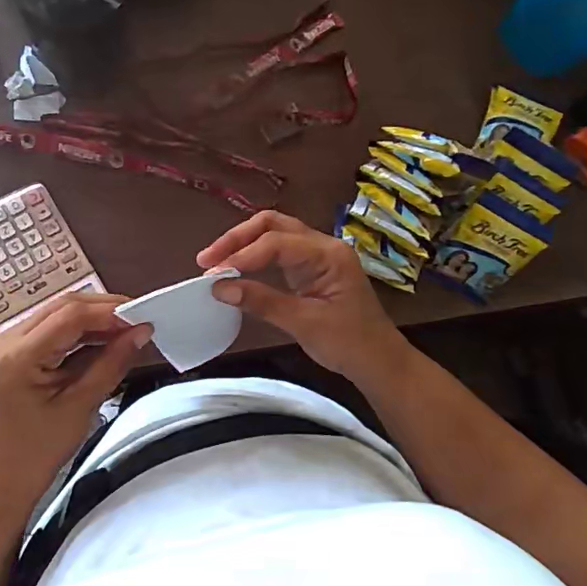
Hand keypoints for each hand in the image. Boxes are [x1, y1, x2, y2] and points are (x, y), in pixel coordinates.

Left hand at [0, 292, 151, 505]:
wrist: (8, 473)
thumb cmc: (41, 448)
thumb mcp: (82, 404)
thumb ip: (112, 363)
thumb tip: (141, 332)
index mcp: (19, 355)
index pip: (70, 316)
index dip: (109, 312)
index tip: (142, 318)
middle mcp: (9, 339)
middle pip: (64, 306)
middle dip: (104, 309)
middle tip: (140, 319)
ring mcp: (11, 342)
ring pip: (60, 313)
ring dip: (95, 318)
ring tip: (128, 329)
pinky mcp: (18, 349)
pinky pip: (54, 327)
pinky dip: (82, 330)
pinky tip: (107, 338)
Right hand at [196, 211, 410, 385]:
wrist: (379, 361)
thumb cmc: (349, 343)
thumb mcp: (304, 323)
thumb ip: (262, 301)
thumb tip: (220, 288)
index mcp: (328, 254)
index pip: (276, 243)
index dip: (242, 255)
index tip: (214, 274)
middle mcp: (322, 246)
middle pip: (273, 225)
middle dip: (238, 239)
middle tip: (207, 259)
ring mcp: (317, 256)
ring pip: (273, 235)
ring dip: (243, 246)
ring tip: (214, 264)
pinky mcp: (311, 269)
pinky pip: (278, 253)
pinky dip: (254, 259)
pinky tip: (236, 271)